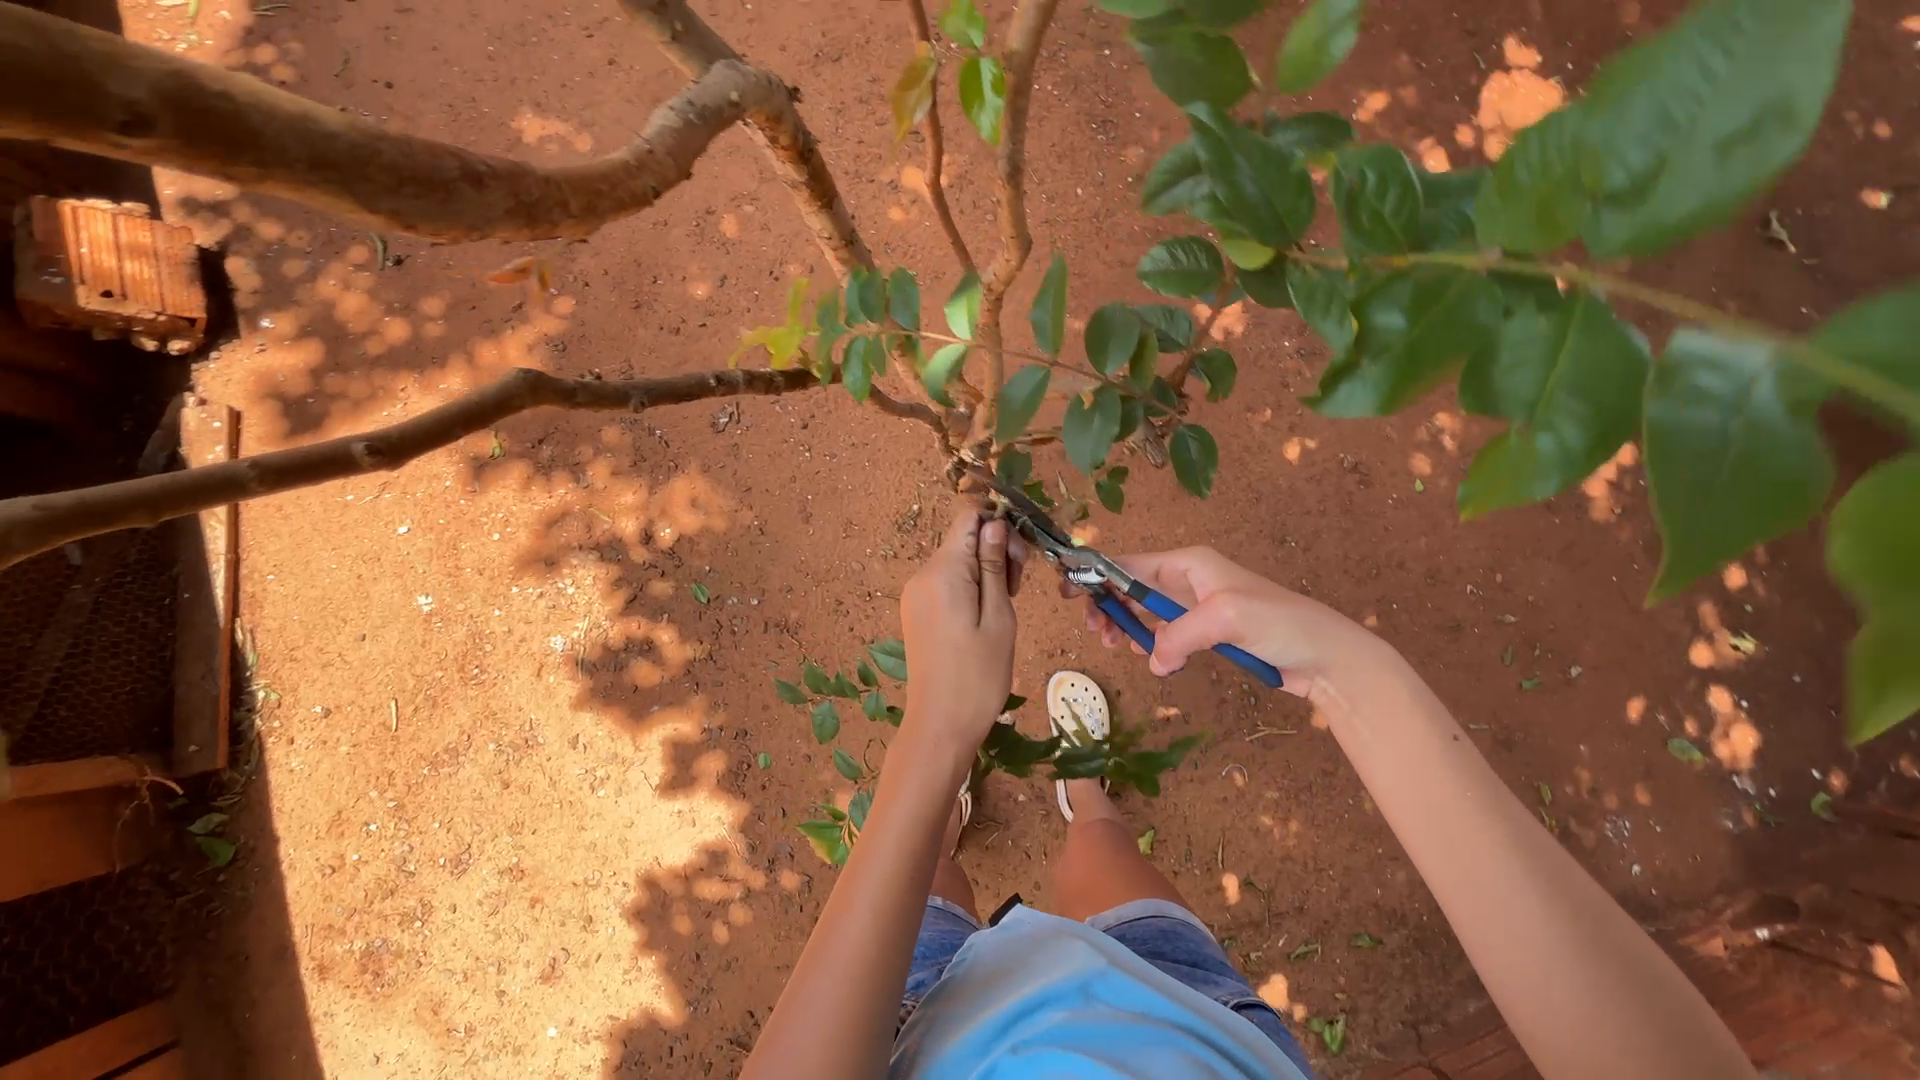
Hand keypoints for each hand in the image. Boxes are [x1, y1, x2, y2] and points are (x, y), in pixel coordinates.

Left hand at [900, 501, 1026, 755]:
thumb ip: (994, 566)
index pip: (968, 517)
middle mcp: (922, 575)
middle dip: (995, 551)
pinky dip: (968, 588)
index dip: (999, 527)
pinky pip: (945, 583)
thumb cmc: (979, 675)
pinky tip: (984, 617)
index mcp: (943, 570)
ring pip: (956, 561)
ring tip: (1004, 608)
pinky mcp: (916, 612)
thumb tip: (994, 524)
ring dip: (985, 572)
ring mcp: (915, 594)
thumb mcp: (999, 617)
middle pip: (963, 538)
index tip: (1020, 560)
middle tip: (1019, 589)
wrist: (940, 725)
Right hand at [1072, 546, 1378, 698]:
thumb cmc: (1279, 624)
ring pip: (1144, 610)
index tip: (1069, 592)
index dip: (1096, 575)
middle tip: (1096, 632)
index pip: (1130, 564)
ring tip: (1116, 645)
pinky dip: (1149, 643)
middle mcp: (1188, 579)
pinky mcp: (1206, 632)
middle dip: (1107, 605)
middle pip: (1130, 586)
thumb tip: (1153, 660)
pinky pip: (1164, 633)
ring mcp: (1196, 606)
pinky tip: (1150, 657)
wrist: (1325, 655)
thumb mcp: (1224, 620)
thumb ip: (1178, 636)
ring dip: (1126, 626)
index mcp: (1189, 564)